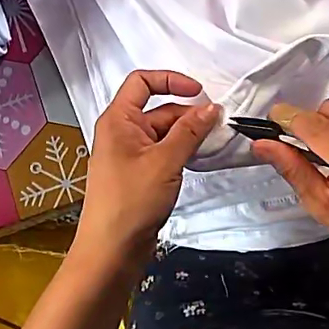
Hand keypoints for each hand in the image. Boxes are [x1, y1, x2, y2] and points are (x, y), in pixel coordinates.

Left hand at [73, 70, 219, 260]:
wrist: (111, 249)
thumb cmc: (129, 203)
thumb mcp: (165, 161)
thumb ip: (190, 132)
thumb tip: (210, 109)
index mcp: (117, 120)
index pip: (141, 82)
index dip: (170, 80)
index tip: (198, 92)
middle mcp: (120, 133)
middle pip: (158, 109)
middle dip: (187, 114)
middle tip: (216, 126)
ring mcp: (128, 154)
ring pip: (162, 132)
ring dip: (186, 135)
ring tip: (211, 144)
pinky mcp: (137, 174)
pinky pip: (162, 152)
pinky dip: (180, 152)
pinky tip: (198, 159)